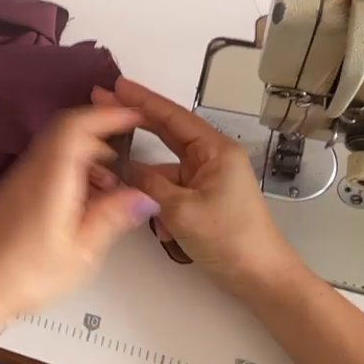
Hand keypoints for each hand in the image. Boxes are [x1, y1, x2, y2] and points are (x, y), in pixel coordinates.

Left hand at [0, 106, 158, 333]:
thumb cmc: (22, 276)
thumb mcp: (81, 251)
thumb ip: (112, 217)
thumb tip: (141, 196)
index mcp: (50, 177)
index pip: (76, 125)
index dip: (107, 114)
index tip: (133, 116)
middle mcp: (29, 172)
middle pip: (65, 133)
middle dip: (100, 136)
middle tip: (126, 156)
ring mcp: (15, 183)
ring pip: (54, 151)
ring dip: (84, 158)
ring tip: (108, 188)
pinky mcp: (8, 197)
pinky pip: (43, 169)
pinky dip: (68, 172)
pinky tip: (80, 203)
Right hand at [91, 78, 307, 295]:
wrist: (260, 278)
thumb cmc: (229, 238)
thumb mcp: (180, 210)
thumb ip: (147, 183)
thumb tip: (119, 169)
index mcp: (215, 150)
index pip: (173, 116)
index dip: (142, 100)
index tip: (115, 86)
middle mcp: (212, 157)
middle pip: (167, 133)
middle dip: (136, 124)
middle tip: (102, 105)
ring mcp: (206, 178)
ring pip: (163, 168)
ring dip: (145, 182)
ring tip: (120, 186)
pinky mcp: (201, 197)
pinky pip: (169, 189)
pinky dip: (157, 202)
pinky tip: (158, 227)